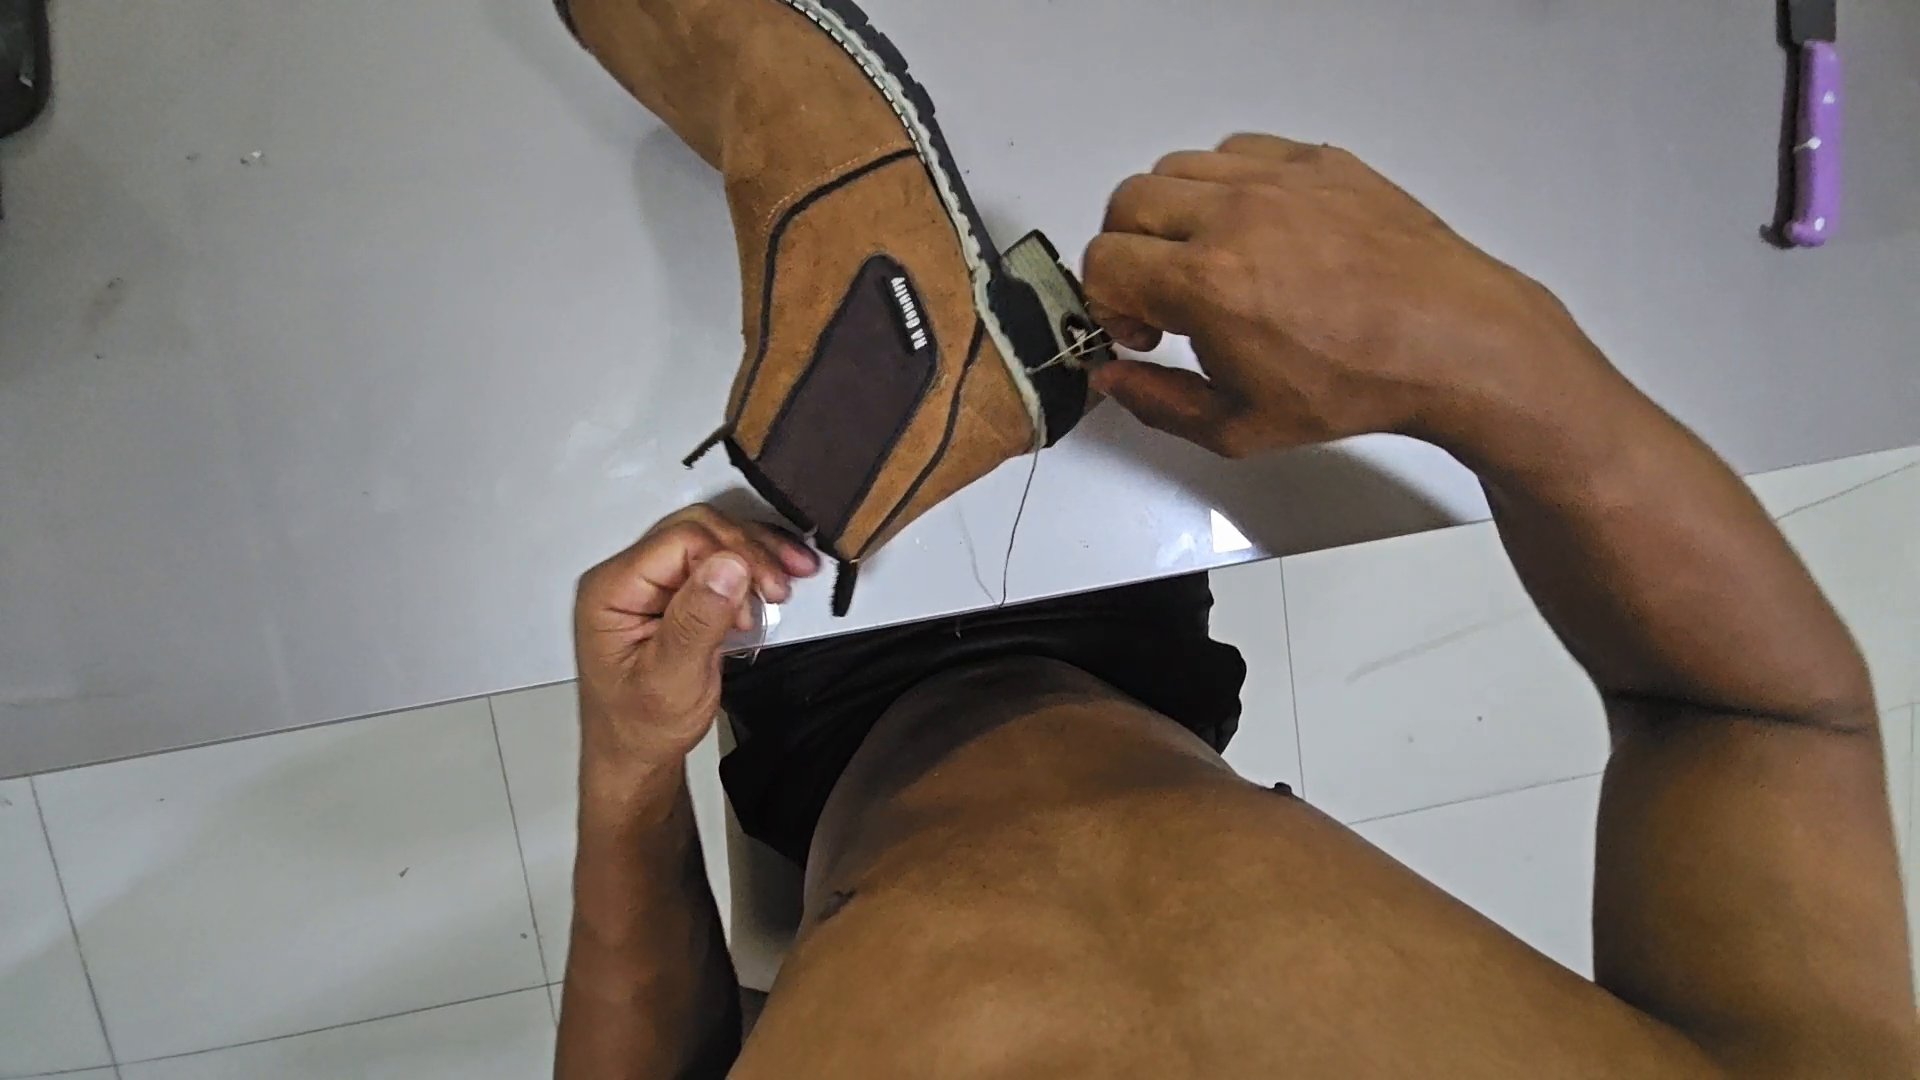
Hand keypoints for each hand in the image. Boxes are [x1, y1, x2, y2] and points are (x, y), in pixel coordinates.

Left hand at [573, 505, 819, 771]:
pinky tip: (779, 581)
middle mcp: (629, 574)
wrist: (639, 755)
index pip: (682, 540)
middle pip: (699, 529)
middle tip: (782, 590)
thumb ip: (697, 621)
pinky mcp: (676, 589)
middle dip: (749, 551)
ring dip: (758, 554)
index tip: (768, 592)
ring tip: (792, 579)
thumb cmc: (645, 726)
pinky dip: (753, 566)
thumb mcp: (671, 680)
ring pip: (714, 537)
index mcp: (613, 590)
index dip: (732, 555)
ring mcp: (652, 579)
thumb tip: (731, 565)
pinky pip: (718, 559)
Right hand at [1081, 133, 1600, 457]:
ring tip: (1202, 261)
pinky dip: (1219, 186)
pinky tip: (1248, 231)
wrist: (1449, 342)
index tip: (1139, 331)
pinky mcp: (1317, 160)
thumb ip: (1154, 401)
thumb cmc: (1349, 388)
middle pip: (1124, 204)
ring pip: (1173, 169)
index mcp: (1207, 284)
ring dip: (1166, 218)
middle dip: (1124, 254)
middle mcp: (1235, 216)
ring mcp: (1278, 178)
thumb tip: (1110, 376)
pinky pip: (1234, 150)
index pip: (1102, 262)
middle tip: (1159, 296)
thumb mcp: (1235, 427)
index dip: (1104, 304)